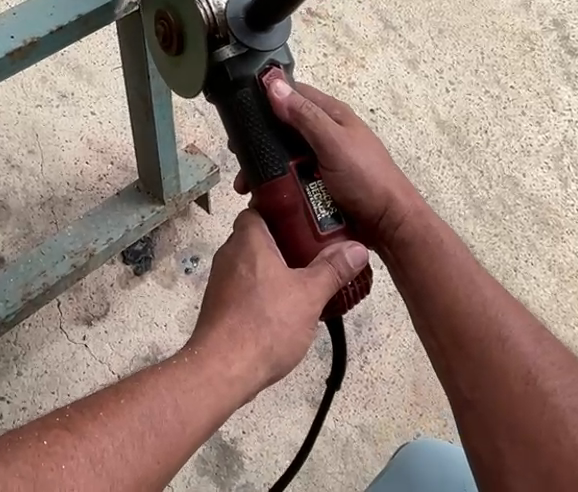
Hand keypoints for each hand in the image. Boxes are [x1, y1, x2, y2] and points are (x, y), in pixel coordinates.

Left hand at [184, 209, 368, 396]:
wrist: (223, 369)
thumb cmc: (265, 323)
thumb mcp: (308, 296)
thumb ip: (332, 270)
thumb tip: (357, 248)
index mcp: (247, 240)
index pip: (258, 208)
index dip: (280, 209)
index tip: (305, 217)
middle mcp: (230, 253)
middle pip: (257, 235)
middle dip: (284, 241)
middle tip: (314, 249)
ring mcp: (222, 280)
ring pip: (252, 262)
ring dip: (275, 267)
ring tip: (305, 278)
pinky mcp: (220, 305)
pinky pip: (245, 285)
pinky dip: (264, 288)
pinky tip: (285, 306)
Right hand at [258, 69, 426, 253]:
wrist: (389, 226)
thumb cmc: (366, 179)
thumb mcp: (334, 143)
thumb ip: (305, 115)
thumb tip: (274, 85)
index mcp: (332, 115)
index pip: (294, 93)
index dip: (268, 96)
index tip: (240, 109)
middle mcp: (324, 134)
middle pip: (283, 128)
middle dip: (259, 139)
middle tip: (237, 153)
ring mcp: (320, 161)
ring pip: (283, 157)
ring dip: (263, 167)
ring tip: (245, 185)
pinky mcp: (316, 185)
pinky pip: (289, 180)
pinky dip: (274, 186)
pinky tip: (259, 197)